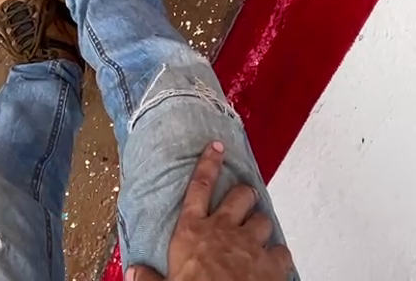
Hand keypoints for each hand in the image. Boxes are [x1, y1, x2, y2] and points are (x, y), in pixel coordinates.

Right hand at [127, 142, 293, 280]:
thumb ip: (150, 277)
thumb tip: (133, 272)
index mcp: (192, 231)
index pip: (199, 187)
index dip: (209, 164)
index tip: (217, 147)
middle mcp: (222, 229)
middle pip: (239, 196)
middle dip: (244, 194)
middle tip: (245, 198)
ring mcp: (248, 244)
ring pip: (263, 219)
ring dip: (261, 224)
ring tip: (259, 230)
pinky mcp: (270, 264)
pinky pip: (282, 250)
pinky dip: (280, 255)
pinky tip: (276, 260)